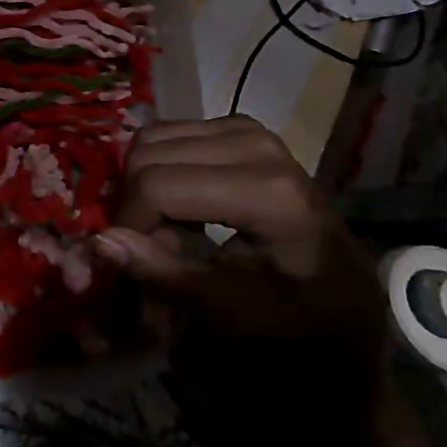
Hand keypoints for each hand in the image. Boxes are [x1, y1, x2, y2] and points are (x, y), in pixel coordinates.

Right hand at [100, 116, 387, 359]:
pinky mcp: (240, 127)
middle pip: (148, 156)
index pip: (158, 186)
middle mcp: (255, 142)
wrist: (348, 297)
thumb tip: (98, 242)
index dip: (130, 225)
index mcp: (266, 189)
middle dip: (136, 207)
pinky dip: (160, 172)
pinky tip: (181, 211)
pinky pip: (170, 136)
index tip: (134, 269)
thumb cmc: (302, 320)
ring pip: (151, 140)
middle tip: (154, 254)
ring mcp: (248, 128)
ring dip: (144, 189)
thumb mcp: (236, 313)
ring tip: (167, 235)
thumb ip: (166, 275)